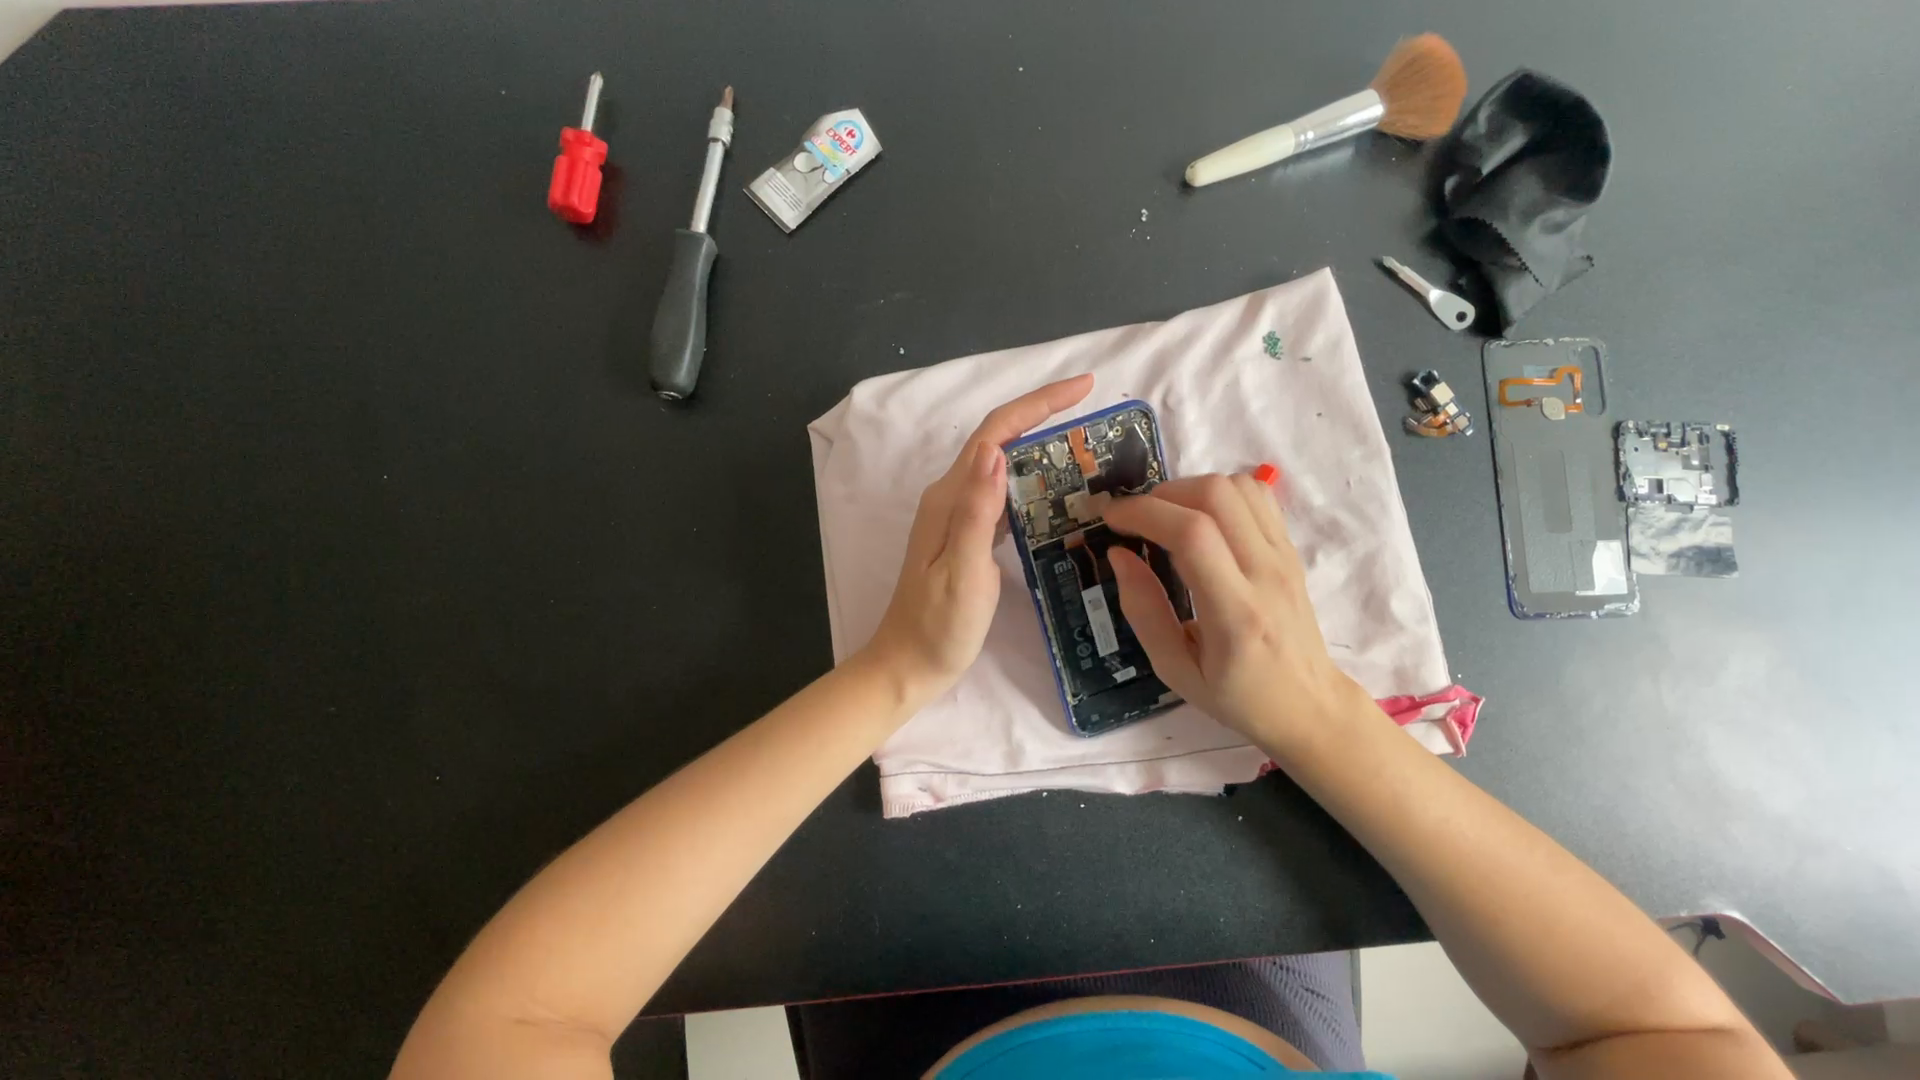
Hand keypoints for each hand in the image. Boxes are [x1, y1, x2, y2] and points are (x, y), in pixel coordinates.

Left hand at [858, 374, 1095, 704]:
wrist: (909, 664)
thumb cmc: (938, 626)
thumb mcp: (962, 570)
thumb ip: (976, 511)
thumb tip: (995, 451)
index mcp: (949, 498)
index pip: (995, 434)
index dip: (1038, 404)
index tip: (1084, 387)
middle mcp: (950, 497)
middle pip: (999, 440)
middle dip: (1043, 416)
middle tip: (1094, 412)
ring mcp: (957, 516)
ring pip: (1002, 465)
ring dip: (1039, 445)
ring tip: (1085, 445)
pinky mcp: (966, 535)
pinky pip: (1002, 494)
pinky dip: (1032, 481)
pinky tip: (1056, 491)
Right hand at [1103, 471, 1371, 750]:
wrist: (1308, 705)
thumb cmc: (1237, 697)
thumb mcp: (1175, 670)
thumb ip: (1144, 611)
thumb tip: (1119, 555)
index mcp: (1235, 614)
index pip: (1192, 535)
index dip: (1144, 513)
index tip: (1111, 518)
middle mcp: (1266, 574)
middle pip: (1216, 495)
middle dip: (1162, 495)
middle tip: (1136, 520)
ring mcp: (1284, 556)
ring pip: (1237, 486)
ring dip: (1190, 489)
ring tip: (1166, 518)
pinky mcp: (1291, 549)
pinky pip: (1256, 496)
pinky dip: (1218, 494)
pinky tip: (1199, 519)